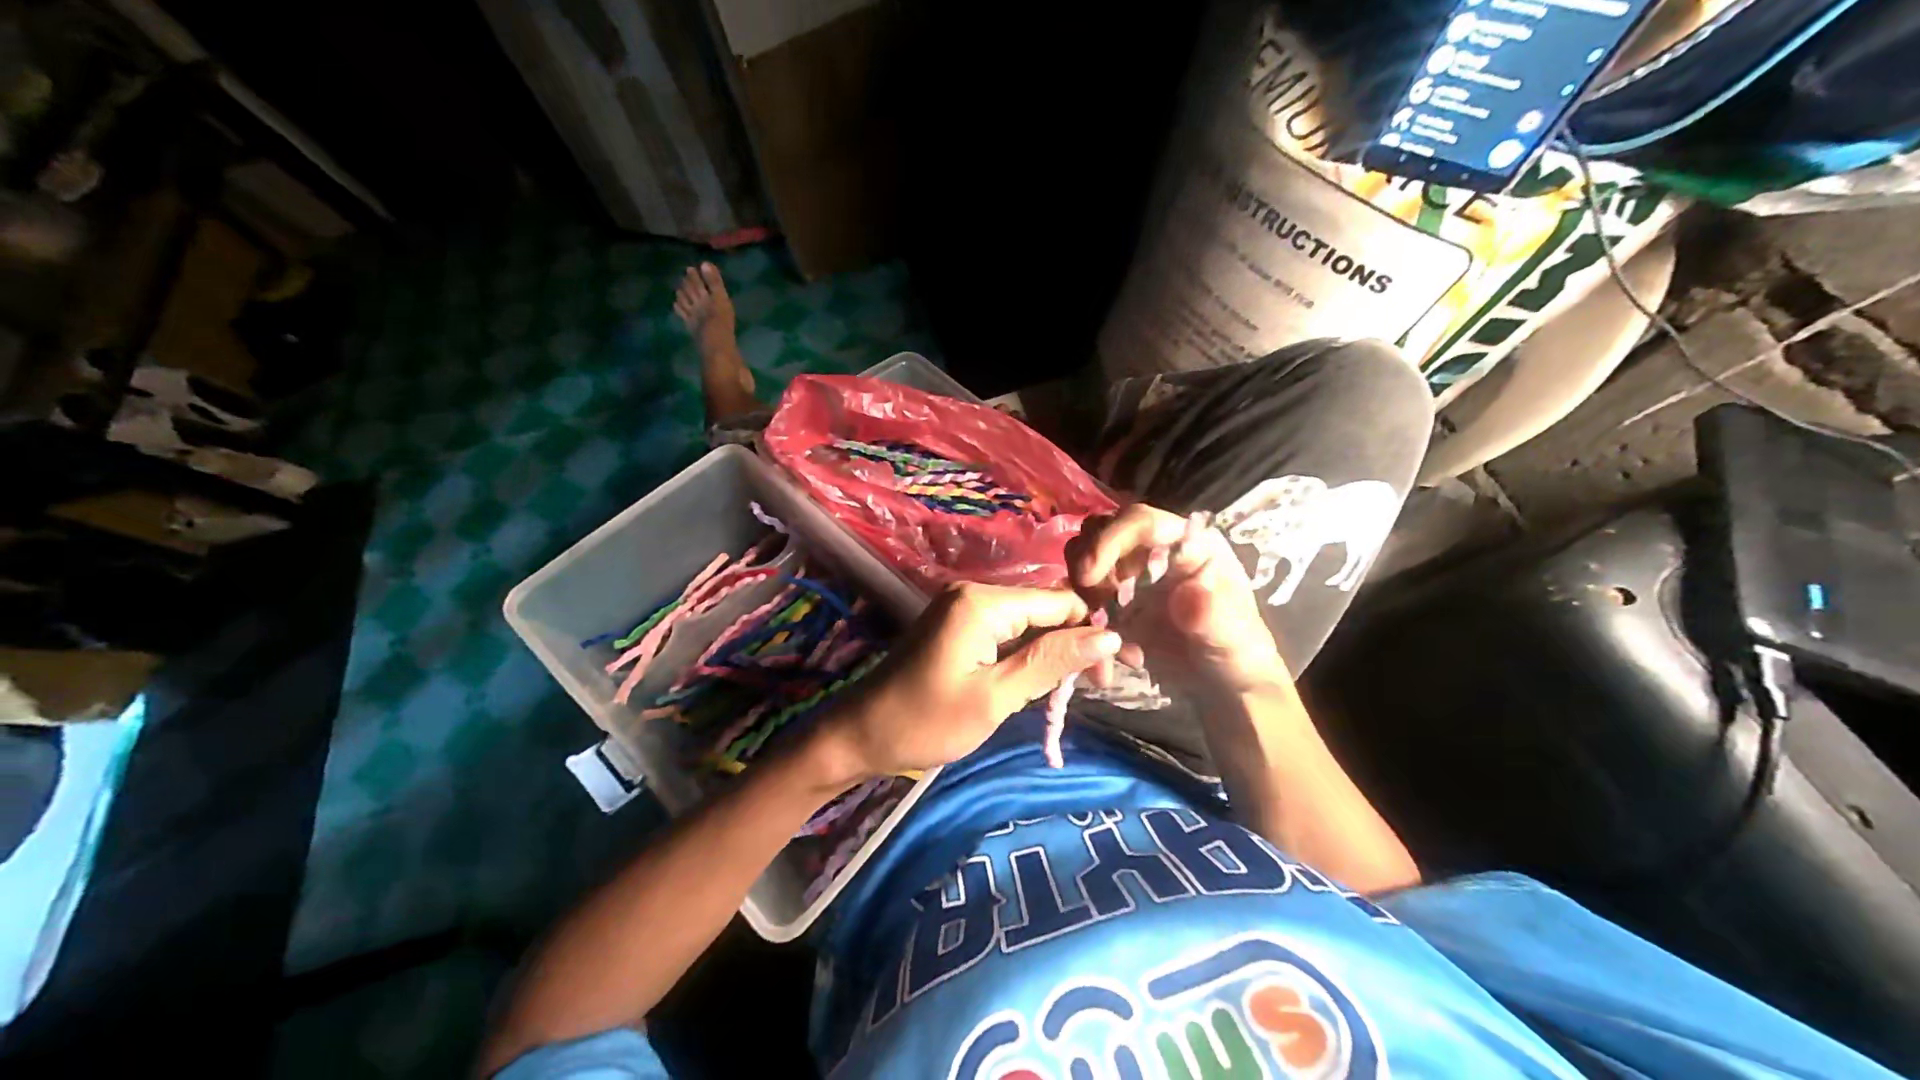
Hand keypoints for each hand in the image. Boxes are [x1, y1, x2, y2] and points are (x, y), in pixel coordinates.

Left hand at [810, 584, 1121, 780]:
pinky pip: (1004, 633)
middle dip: (1074, 643)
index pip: (1059, 601)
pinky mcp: (955, 628)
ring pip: (1026, 623)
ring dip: (1052, 652)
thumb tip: (1109, 636)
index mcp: (982, 602)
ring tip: (1077, 689)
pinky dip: (1026, 656)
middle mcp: (973, 593)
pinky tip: (1042, 680)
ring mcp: (961, 609)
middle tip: (1100, 687)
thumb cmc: (925, 720)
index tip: (1113, 673)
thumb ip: (1051, 662)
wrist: (859, 735)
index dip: (1092, 632)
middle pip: (1043, 609)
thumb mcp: (995, 697)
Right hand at [1067, 504, 1287, 699]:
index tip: (1089, 576)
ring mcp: (1128, 573)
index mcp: (1188, 543)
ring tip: (1110, 642)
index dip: (1110, 541)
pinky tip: (1105, 664)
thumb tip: (1190, 592)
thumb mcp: (1234, 641)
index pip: (1140, 521)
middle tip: (1095, 612)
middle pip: (1100, 532)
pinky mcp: (1110, 601)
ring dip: (1082, 600)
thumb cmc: (1237, 656)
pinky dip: (1081, 628)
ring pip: (1082, 561)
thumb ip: (1215, 617)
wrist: (1222, 689)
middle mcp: (1153, 550)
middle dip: (1087, 568)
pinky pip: (1079, 600)